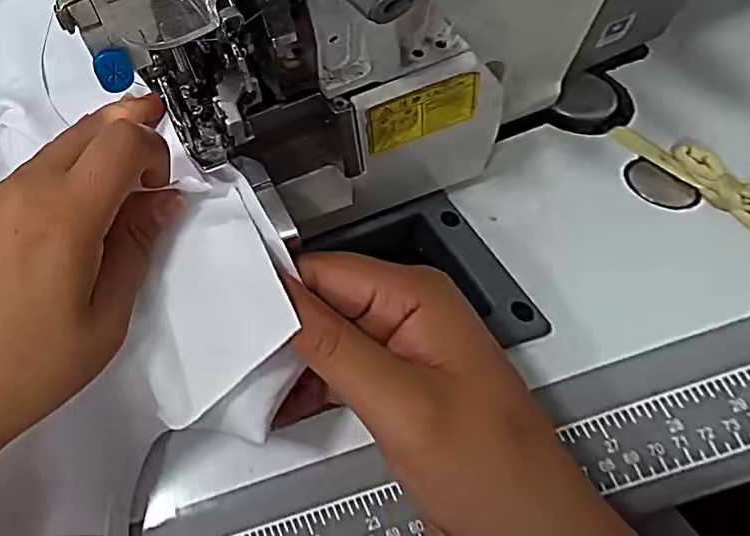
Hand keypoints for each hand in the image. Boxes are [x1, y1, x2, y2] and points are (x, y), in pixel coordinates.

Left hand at [0, 96, 183, 535]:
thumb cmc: (26, 365)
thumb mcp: (103, 320)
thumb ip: (135, 248)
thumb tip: (162, 200)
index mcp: (66, 208)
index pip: (122, 139)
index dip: (154, 149)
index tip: (163, 189)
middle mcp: (31, 184)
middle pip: (91, 126)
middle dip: (131, 122)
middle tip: (160, 132)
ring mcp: (1, 192)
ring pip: (63, 142)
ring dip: (100, 143)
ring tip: (127, 174)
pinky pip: (39, 167)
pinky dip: (72, 164)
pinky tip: (81, 202)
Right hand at [284, 254, 631, 535]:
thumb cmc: (504, 481)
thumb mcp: (404, 406)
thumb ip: (334, 346)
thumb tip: (278, 296)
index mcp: (415, 295)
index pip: (322, 269)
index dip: (281, 293)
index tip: (245, 318)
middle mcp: (404, 309)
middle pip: (319, 298)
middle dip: (283, 329)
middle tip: (251, 357)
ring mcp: (397, 344)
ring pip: (321, 330)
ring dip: (292, 358)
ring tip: (264, 384)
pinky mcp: (390, 375)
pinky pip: (334, 360)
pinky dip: (308, 379)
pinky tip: (287, 399)